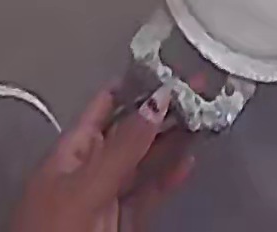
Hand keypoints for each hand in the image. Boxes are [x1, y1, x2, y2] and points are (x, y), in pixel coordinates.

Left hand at [9, 83, 196, 231]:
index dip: (139, 81)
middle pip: (132, 128)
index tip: (174, 61)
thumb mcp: (85, 188)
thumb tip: (161, 97)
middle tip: (202, 85)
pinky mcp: (121, 226)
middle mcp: (90, 168)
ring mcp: (106, 198)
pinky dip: (170, 177)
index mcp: (72, 150)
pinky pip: (149, 194)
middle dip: (165, 107)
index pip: (108, 102)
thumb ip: (124, 145)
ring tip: (205, 115)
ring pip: (146, 160)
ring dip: (174, 139)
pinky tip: (190, 161)